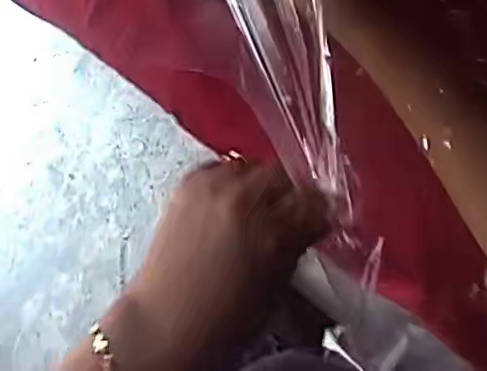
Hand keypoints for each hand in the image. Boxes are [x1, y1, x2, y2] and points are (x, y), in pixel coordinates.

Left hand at [111, 160, 329, 369]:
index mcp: (270, 231)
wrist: (166, 322)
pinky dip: (231, 179)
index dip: (320, 207)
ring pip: (253, 165)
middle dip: (290, 191)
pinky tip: (231, 202)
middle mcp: (242, 200)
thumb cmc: (218, 320)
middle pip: (282, 173)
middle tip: (290, 209)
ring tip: (257, 207)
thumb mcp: (274, 290)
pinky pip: (222, 166)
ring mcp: (213, 187)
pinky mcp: (190, 182)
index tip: (321, 211)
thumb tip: (309, 223)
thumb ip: (295, 247)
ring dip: (260, 183)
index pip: (311, 200)